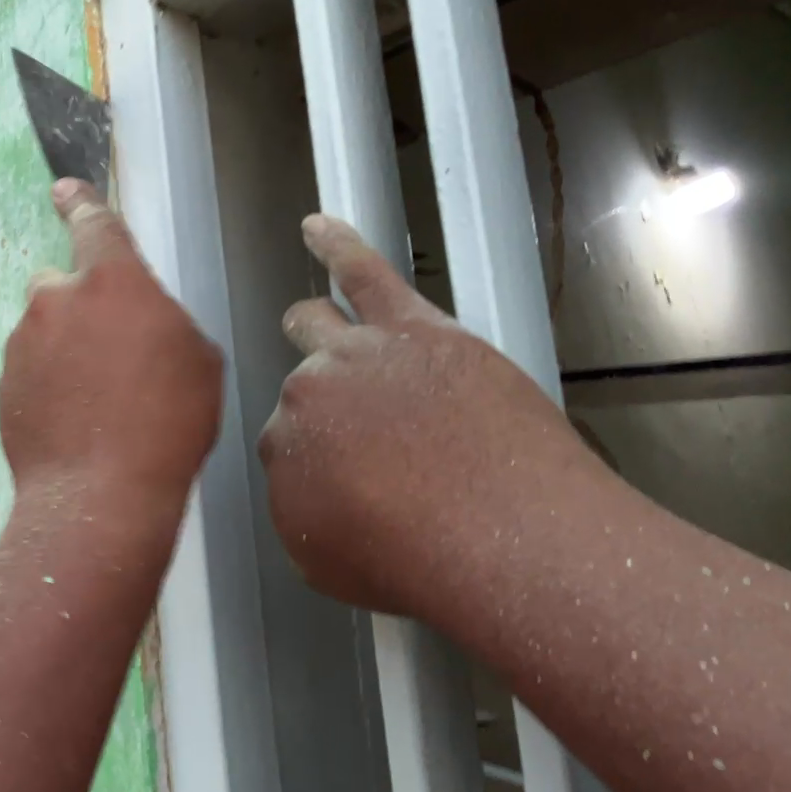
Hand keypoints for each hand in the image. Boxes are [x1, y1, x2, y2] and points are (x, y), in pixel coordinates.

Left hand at [0, 180, 223, 522]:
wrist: (99, 491)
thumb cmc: (167, 422)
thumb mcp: (196, 359)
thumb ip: (161, 318)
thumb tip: (139, 318)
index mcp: (111, 281)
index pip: (94, 224)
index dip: (82, 203)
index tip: (64, 191)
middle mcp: (56, 299)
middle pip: (64, 283)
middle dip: (82, 305)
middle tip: (111, 354)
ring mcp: (22, 341)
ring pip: (46, 328)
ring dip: (66, 348)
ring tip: (96, 400)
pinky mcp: (3, 380)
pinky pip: (30, 366)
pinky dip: (47, 380)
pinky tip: (72, 418)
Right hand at [258, 214, 608, 616]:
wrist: (510, 546)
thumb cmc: (415, 566)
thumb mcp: (323, 558)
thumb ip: (301, 506)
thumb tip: (313, 479)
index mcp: (280, 448)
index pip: (284, 440)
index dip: (316, 458)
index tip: (351, 478)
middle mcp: (303, 393)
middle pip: (298, 384)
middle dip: (317, 405)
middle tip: (352, 432)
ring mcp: (355, 356)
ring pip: (312, 323)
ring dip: (310, 327)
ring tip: (308, 323)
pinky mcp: (415, 329)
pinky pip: (365, 272)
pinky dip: (337, 245)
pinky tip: (316, 225)